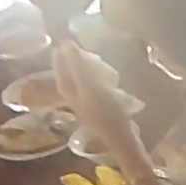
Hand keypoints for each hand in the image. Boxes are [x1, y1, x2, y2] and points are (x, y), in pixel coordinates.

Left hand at [55, 43, 147, 172]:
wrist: (125, 142)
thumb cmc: (108, 115)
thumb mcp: (91, 86)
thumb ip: (77, 65)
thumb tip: (66, 42)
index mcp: (67, 87)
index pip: (60, 59)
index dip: (71, 51)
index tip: (85, 48)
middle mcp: (73, 94)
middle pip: (74, 67)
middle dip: (87, 62)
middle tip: (101, 64)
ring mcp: (87, 102)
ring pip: (88, 77)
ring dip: (100, 74)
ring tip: (113, 78)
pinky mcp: (101, 109)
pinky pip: (100, 88)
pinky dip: (108, 86)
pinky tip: (119, 91)